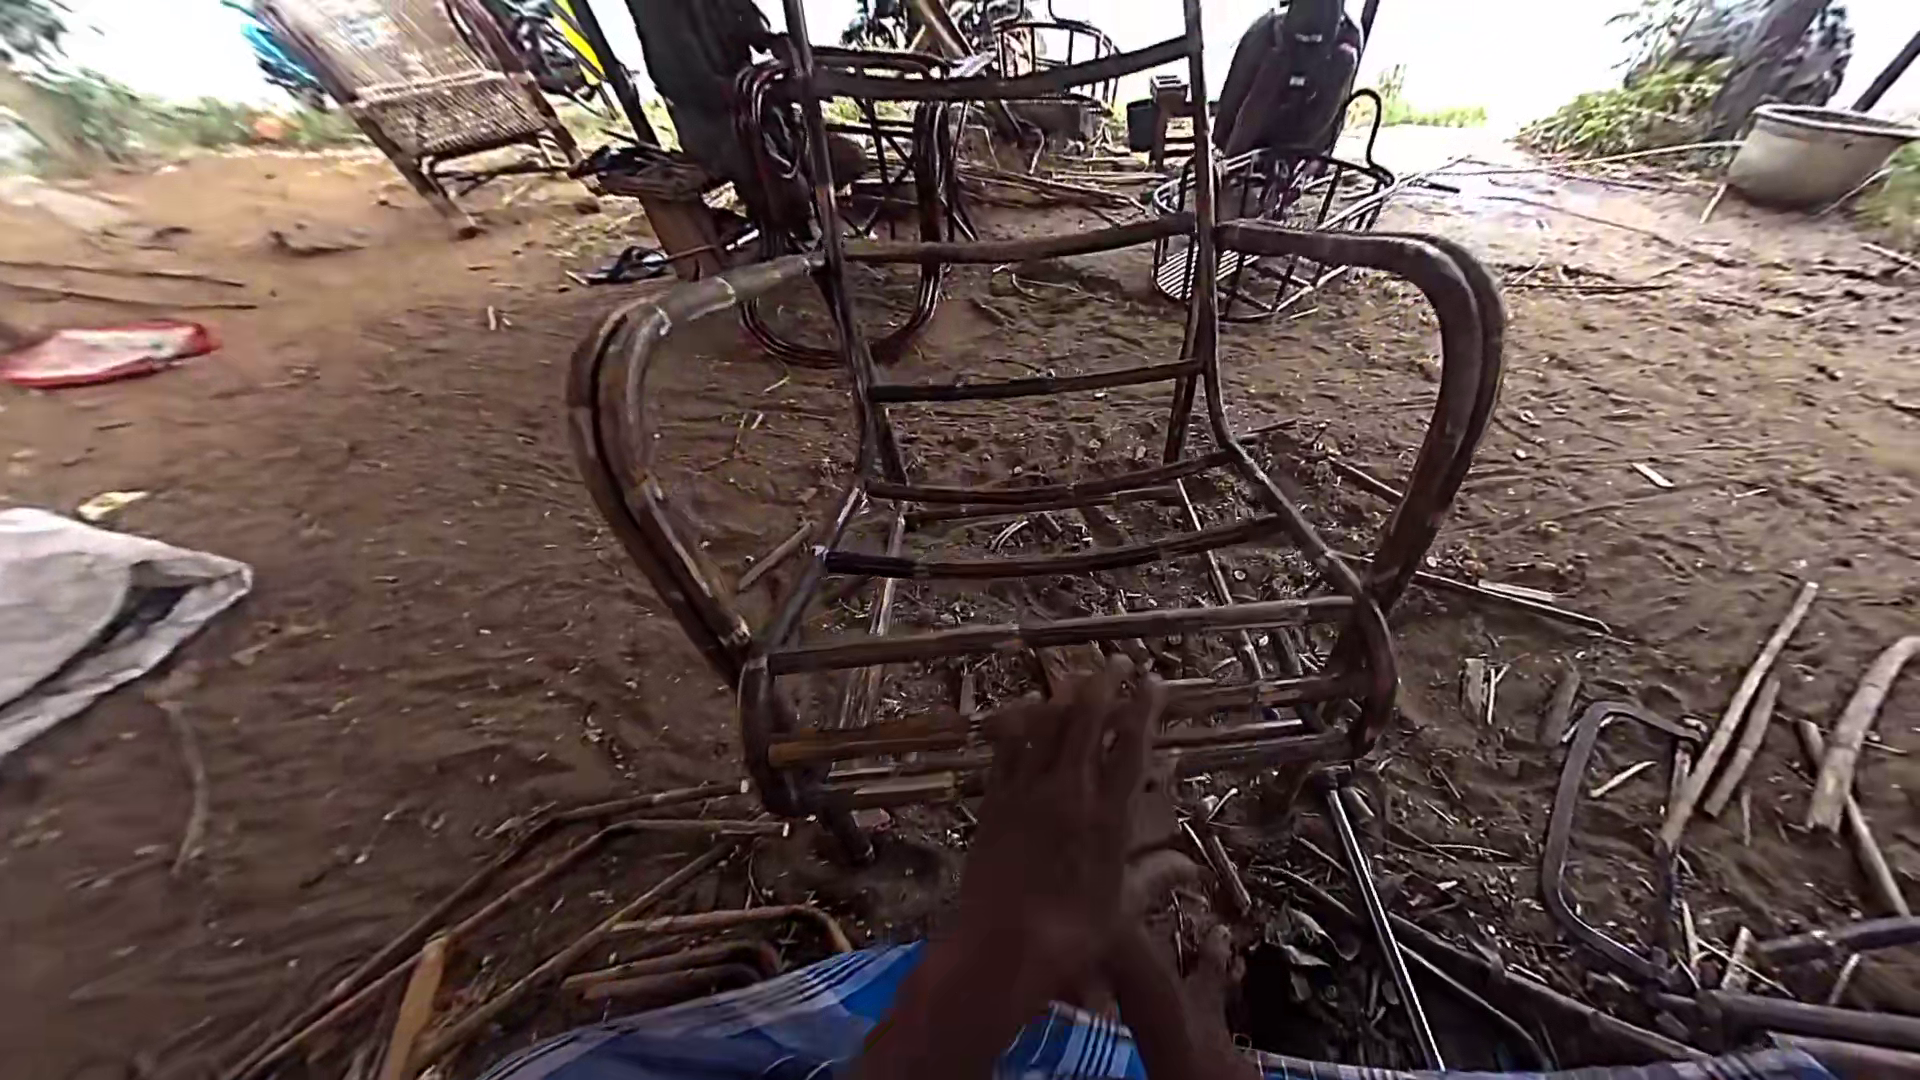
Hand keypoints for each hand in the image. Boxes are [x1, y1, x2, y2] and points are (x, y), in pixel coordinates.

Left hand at [956, 654, 1163, 994]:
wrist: (1002, 945)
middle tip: (1117, 660)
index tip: (1153, 681)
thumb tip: (1190, 867)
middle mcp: (1069, 791)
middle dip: (1105, 684)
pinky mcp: (996, 797)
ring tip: (1077, 675)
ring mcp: (1027, 789)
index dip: (1144, 709)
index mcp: (1107, 815)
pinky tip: (1025, 704)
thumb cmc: (1070, 933)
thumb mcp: (1121, 908)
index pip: (1131, 748)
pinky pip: (1007, 748)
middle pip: (1088, 722)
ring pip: (1047, 726)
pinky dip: (1018, 722)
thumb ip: (1154, 878)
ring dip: (1064, 696)